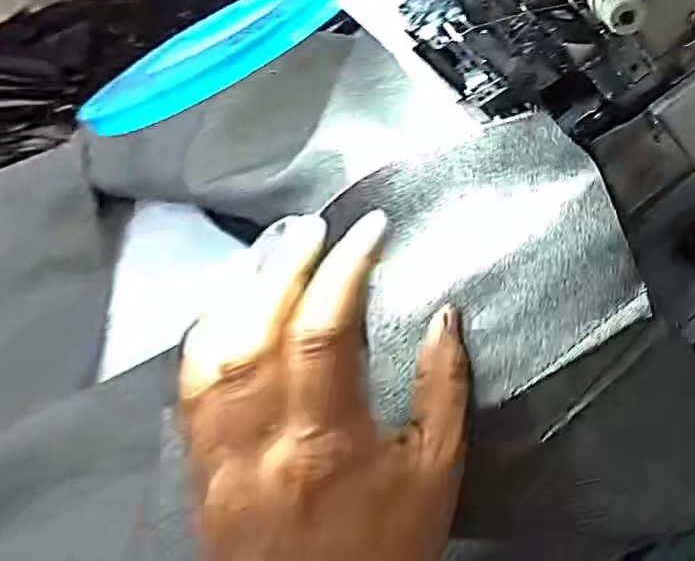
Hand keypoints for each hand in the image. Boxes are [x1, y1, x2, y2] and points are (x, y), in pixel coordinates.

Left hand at [179, 211, 469, 560]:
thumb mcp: (440, 460)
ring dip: (232, 301)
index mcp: (324, 439)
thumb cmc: (396, 533)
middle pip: (246, 343)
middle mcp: (256, 447)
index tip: (372, 228)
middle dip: (278, 272)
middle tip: (311, 225)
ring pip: (201, 370)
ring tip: (264, 254)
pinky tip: (228, 316)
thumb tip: (444, 315)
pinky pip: (190, 399)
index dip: (345, 271)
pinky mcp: (203, 478)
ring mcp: (218, 465)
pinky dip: (206, 345)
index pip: (322, 334)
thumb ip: (444, 385)